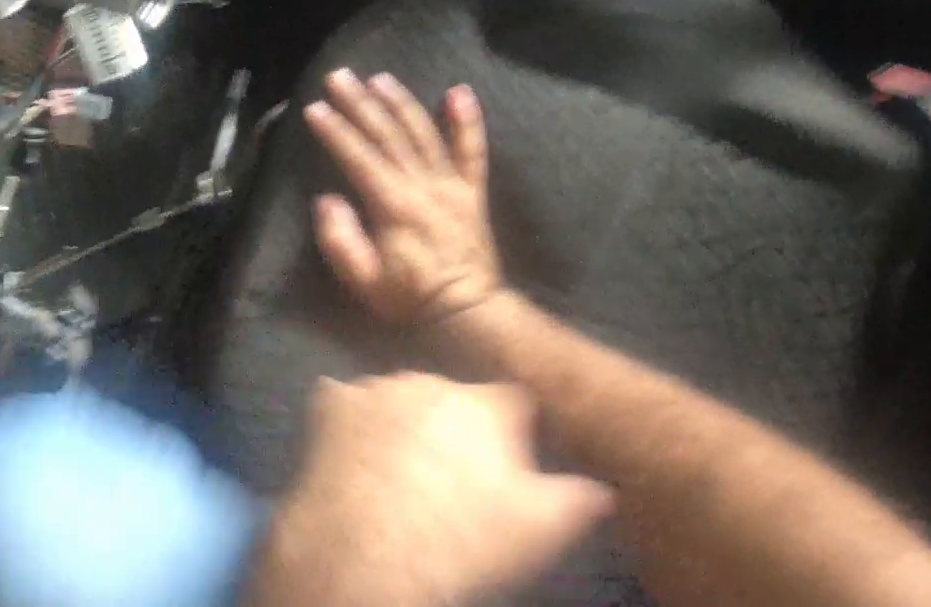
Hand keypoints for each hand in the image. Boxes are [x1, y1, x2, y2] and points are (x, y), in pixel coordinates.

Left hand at [250, 374, 614, 606]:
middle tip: (451, 473)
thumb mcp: (541, 529)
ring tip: (399, 469)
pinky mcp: (330, 400)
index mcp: (484, 404)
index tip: (510, 456)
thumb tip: (600, 488)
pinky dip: (350, 419)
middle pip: (450, 395)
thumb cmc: (465, 539)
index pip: (512, 401)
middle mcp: (429, 381)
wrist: (371, 549)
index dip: (513, 428)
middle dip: (453, 425)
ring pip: (396, 396)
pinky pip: (344, 399)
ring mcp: (374, 386)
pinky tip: (352, 451)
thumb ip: (575, 499)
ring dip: (401, 419)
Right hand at [304, 70, 501, 324]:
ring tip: (379, 78)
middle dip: (360, 103)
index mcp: (394, 205)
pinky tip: (458, 91)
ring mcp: (452, 185)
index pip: (359, 157)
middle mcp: (423, 185)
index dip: (335, 131)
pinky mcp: (472, 191)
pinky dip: (467, 120)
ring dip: (400, 102)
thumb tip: (328, 199)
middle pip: (388, 135)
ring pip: (423, 133)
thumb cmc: (409, 298)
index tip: (314, 107)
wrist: (468, 313)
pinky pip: (472, 151)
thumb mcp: (363, 280)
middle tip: (339, 76)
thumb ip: (341, 239)